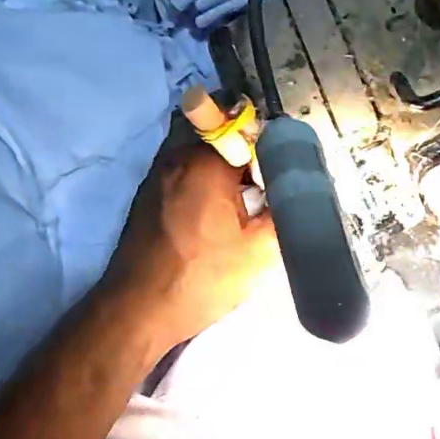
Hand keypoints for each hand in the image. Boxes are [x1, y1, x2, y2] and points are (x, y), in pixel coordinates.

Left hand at [97, 147, 278, 353]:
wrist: (138, 311)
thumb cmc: (201, 278)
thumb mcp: (258, 251)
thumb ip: (285, 212)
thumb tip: (301, 190)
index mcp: (205, 163)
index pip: (246, 128)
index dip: (271, 143)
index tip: (287, 167)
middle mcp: (176, 158)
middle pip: (219, 133)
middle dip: (248, 150)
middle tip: (271, 180)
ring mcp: (157, 176)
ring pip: (200, 152)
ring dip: (225, 166)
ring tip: (250, 196)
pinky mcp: (148, 197)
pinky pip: (185, 172)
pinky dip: (206, 180)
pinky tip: (222, 212)